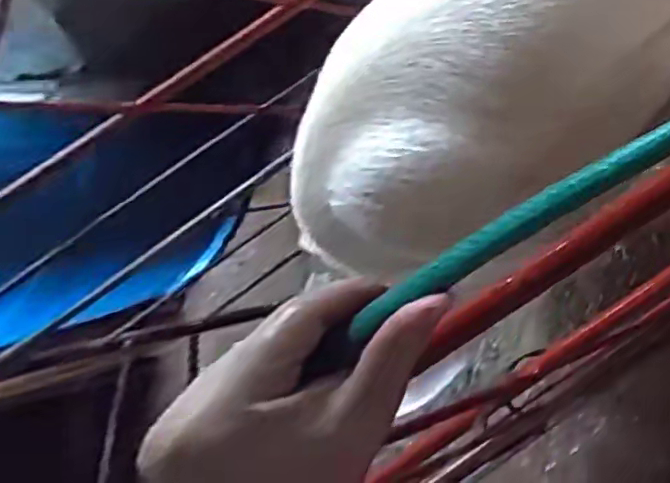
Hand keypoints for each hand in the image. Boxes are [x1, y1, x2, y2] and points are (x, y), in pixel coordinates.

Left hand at [138, 280, 448, 482]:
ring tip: (351, 369)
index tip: (407, 300)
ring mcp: (173, 419)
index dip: (359, 294)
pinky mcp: (176, 434)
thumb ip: (395, 350)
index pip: (301, 312)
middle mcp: (185, 402)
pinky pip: (244, 375)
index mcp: (224, 400)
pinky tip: (311, 393)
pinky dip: (288, 369)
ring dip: (316, 344)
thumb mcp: (362, 418)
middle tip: (386, 335)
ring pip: (264, 348)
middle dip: (340, 322)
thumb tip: (436, 295)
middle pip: (279, 329)